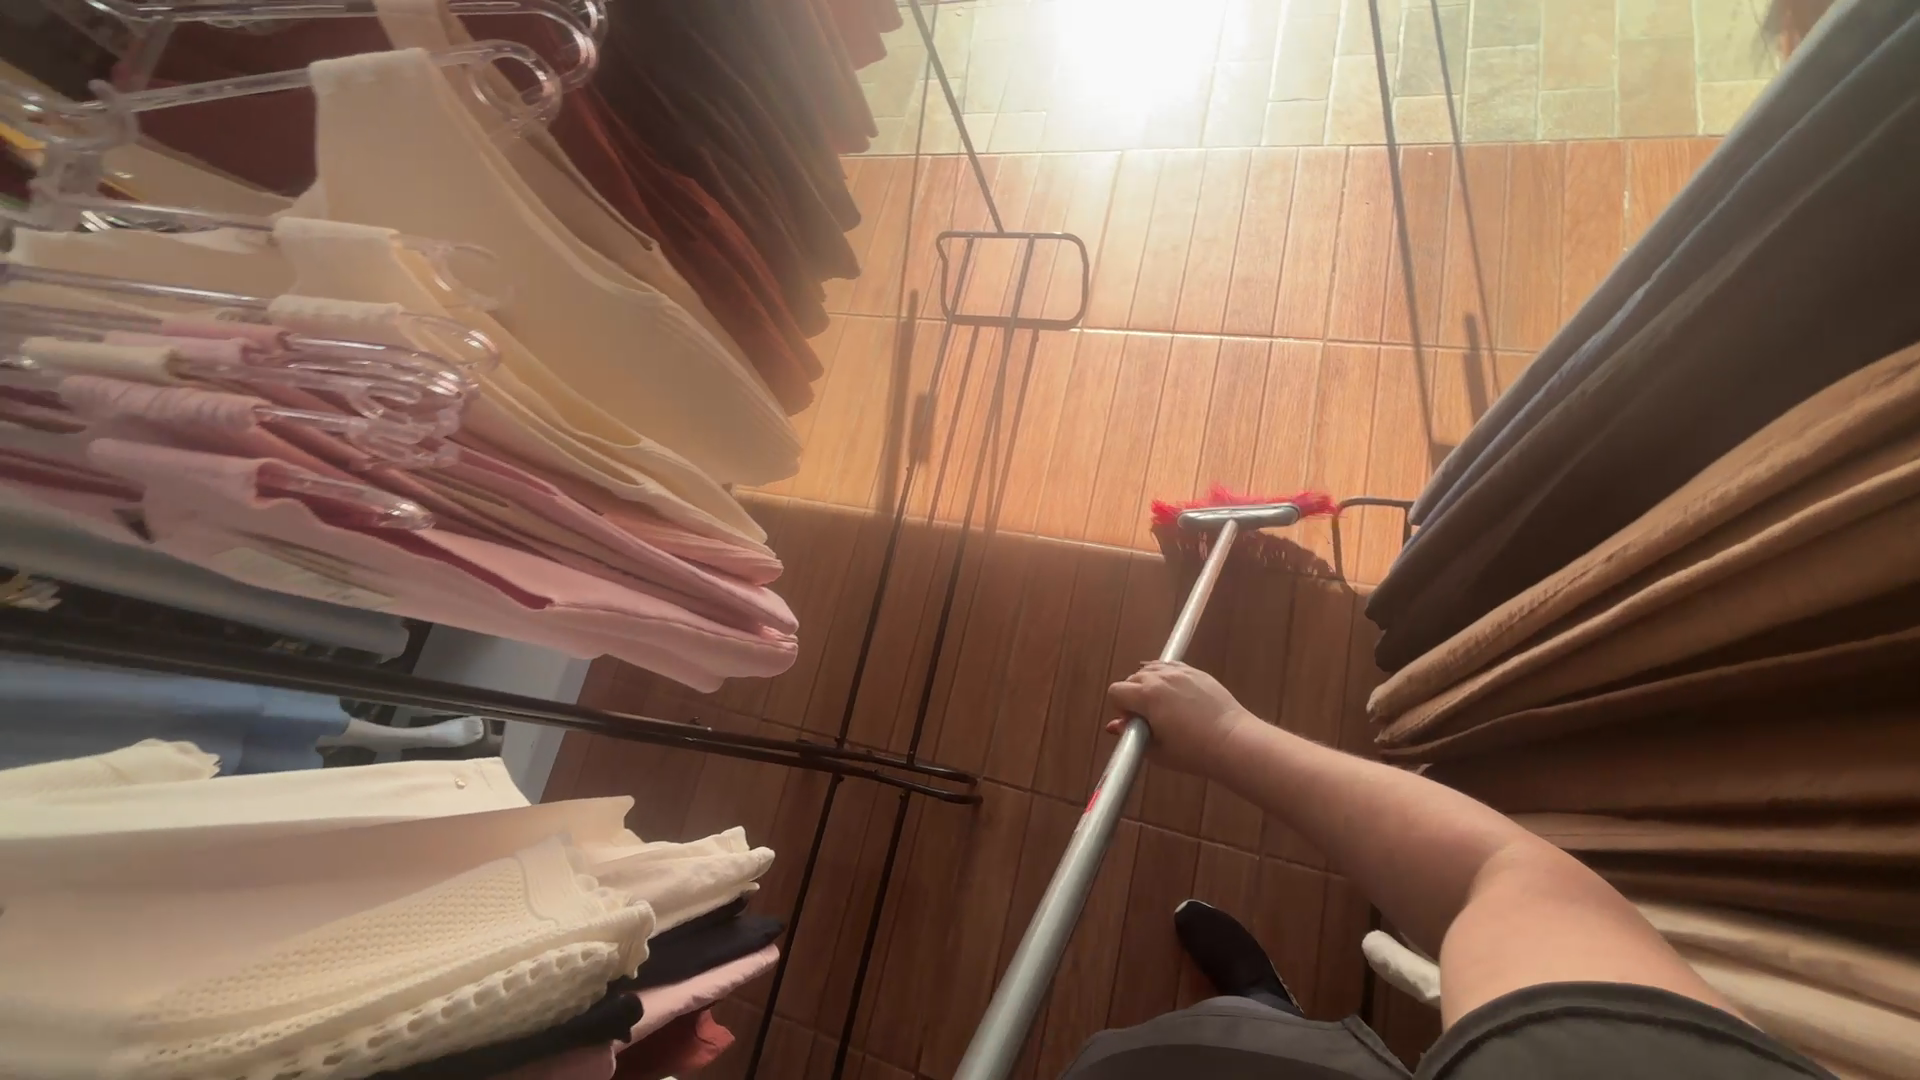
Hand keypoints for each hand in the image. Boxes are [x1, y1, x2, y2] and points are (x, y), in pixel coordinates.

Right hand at [1106, 661, 1257, 776]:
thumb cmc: (1194, 751)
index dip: (1120, 708)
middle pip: (1132, 678)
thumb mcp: (1156, 750)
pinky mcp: (1196, 673)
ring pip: (1150, 669)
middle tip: (1148, 717)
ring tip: (1162, 705)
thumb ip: (1131, 734)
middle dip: (1134, 696)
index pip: (1116, 691)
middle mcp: (1160, 678)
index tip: (1134, 722)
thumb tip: (1115, 726)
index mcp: (1146, 695)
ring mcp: (1180, 672)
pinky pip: (1171, 667)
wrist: (1232, 741)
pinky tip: (1174, 692)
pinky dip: (1166, 676)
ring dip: (1149, 684)